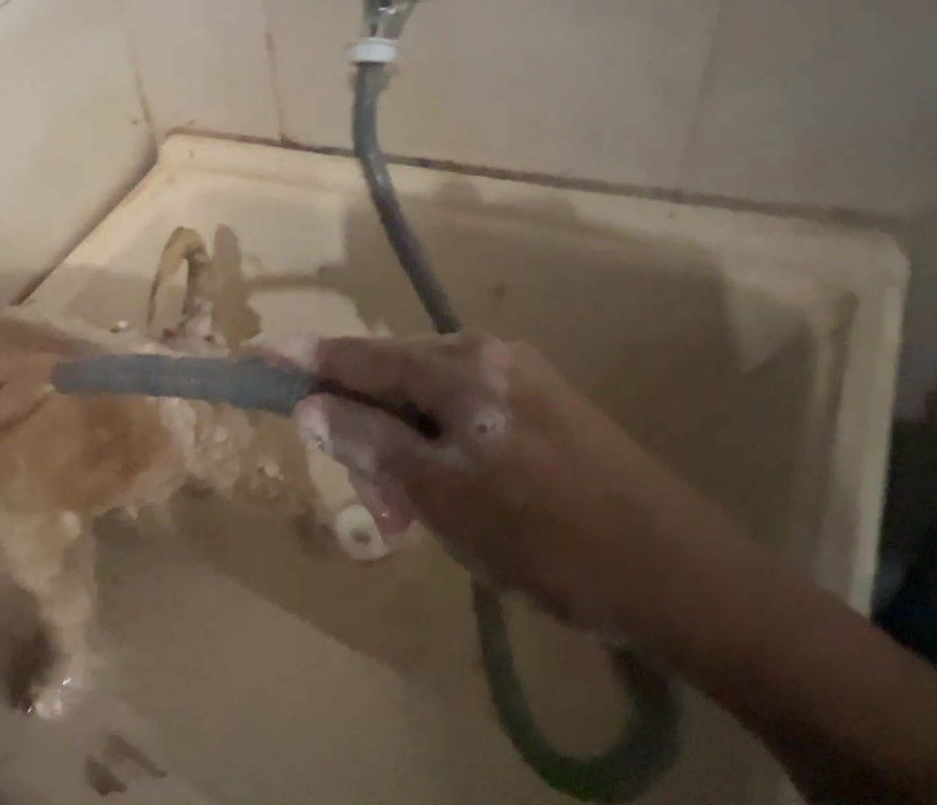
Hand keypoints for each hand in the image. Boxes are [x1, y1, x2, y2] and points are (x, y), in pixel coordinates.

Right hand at [280, 334, 761, 635]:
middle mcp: (486, 357)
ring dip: (401, 459)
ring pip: (421, 410)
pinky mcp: (541, 414)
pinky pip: (458, 425)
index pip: (355, 354)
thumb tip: (307, 404)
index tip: (247, 357)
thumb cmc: (550, 537)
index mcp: (459, 366)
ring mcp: (518, 383)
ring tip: (417, 524)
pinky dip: (436, 462)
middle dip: (363, 438)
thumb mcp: (441, 494)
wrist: (688, 582)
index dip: (297, 360)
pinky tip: (455, 509)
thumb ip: (368, 441)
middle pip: (387, 382)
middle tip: (379, 511)